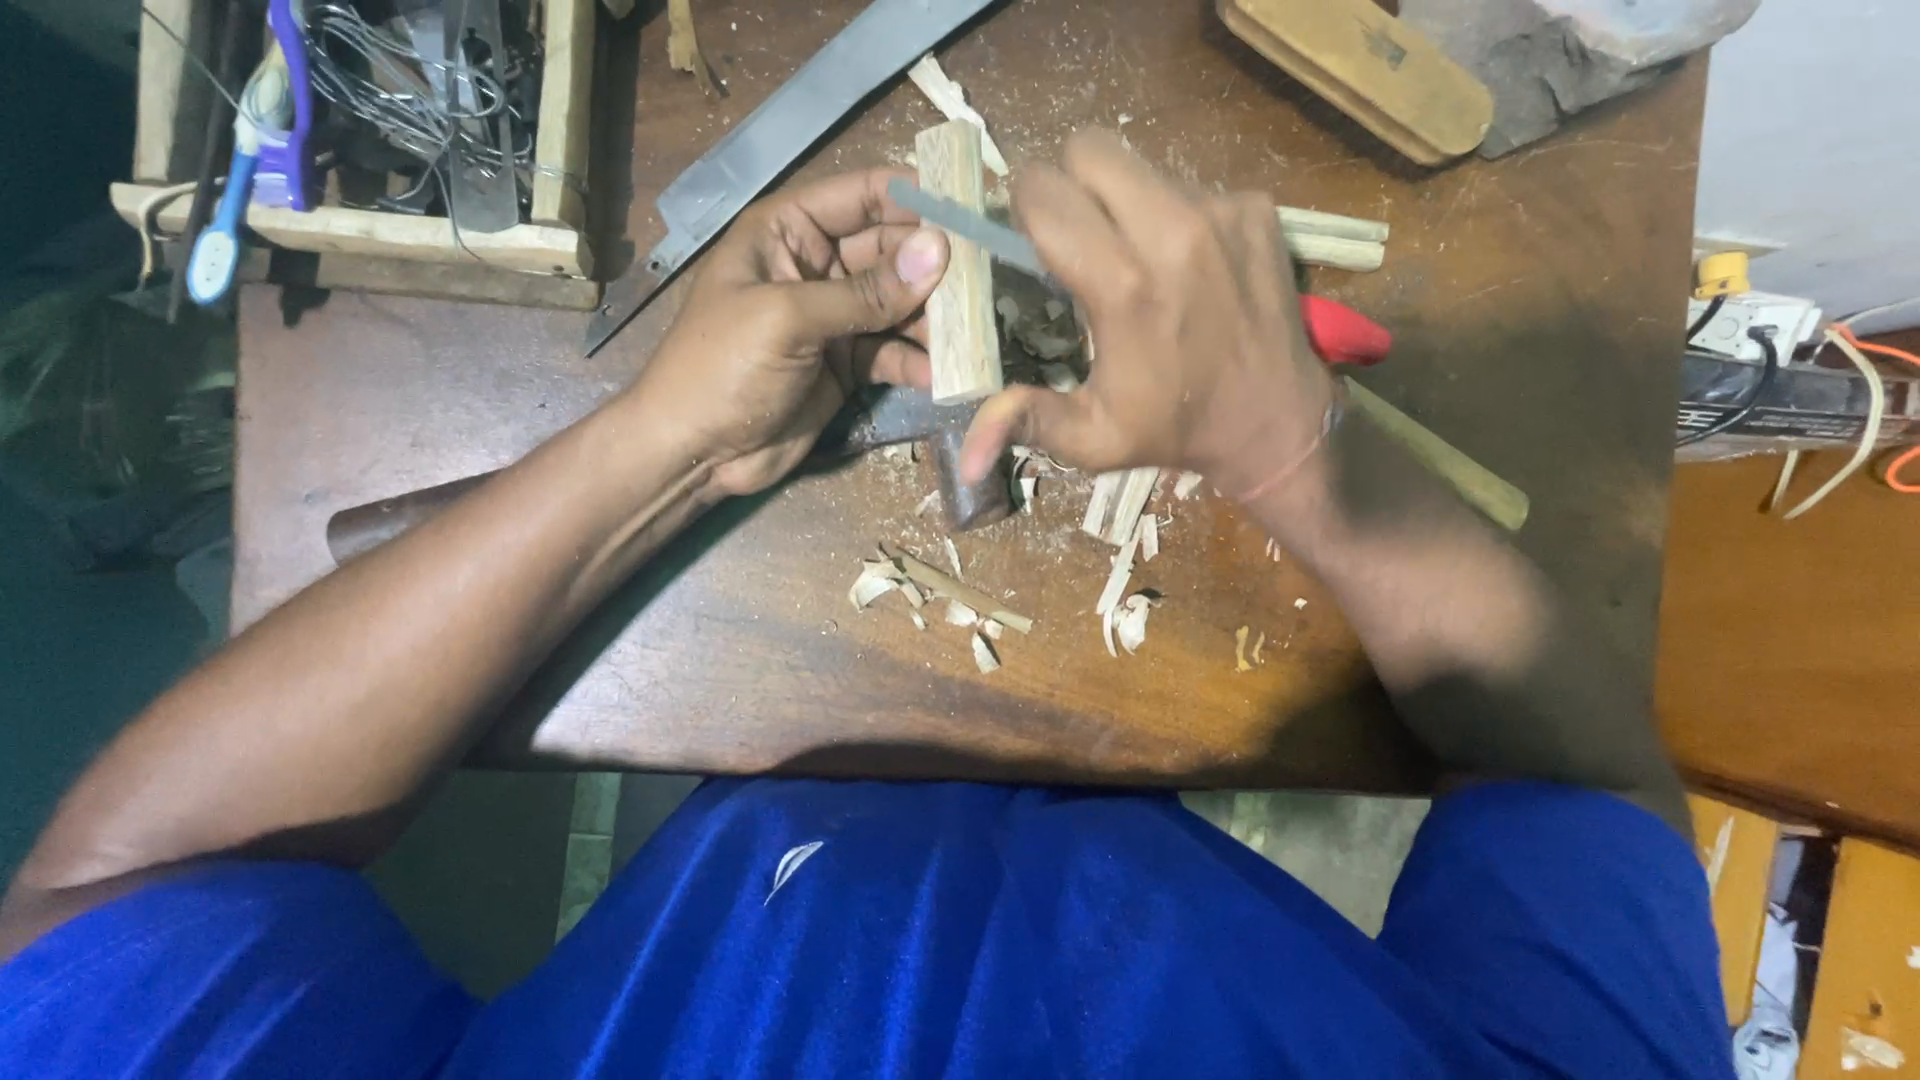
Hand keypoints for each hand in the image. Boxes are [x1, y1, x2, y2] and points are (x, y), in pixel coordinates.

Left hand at [618, 169, 949, 497]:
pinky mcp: (848, 364)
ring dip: (934, 319)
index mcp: (788, 231)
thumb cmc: (721, 368)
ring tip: (972, 333)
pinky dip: (918, 362)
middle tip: (986, 283)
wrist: (695, 452)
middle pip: (892, 251)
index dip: (917, 197)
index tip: (972, 209)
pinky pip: (893, 352)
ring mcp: (835, 318)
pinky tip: (944, 374)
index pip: (864, 195)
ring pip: (900, 305)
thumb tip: (940, 252)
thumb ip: (865, 291)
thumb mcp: (788, 319)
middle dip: (936, 267)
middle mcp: (817, 266)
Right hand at [958, 131, 1332, 499]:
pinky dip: (1174, 214)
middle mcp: (1173, 232)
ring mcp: (1221, 212)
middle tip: (1074, 232)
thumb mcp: (1092, 439)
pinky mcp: (1256, 207)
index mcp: (1124, 286)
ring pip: (1140, 164)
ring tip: (1132, 252)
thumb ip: (1026, 423)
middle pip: (1089, 149)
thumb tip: (963, 457)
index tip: (1030, 239)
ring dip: (1121, 198)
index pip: (1047, 193)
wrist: (1273, 421)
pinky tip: (1186, 264)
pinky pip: (1190, 183)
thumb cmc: (1173, 429)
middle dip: (1068, 183)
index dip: (1025, 209)